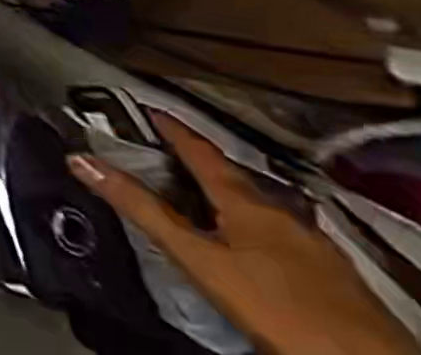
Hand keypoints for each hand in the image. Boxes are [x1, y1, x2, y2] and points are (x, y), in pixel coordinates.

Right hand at [69, 113, 417, 354]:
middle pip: (232, 178)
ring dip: (228, 196)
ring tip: (202, 198)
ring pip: (261, 207)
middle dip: (198, 163)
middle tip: (165, 153)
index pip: (200, 150)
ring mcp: (316, 246)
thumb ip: (143, 210)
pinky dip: (257, 228)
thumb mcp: (198, 260)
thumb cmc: (280, 310)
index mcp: (247, 203)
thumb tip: (83, 161)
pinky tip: (255, 249)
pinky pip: (284, 235)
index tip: (149, 110)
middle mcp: (283, 214)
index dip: (172, 128)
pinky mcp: (337, 279)